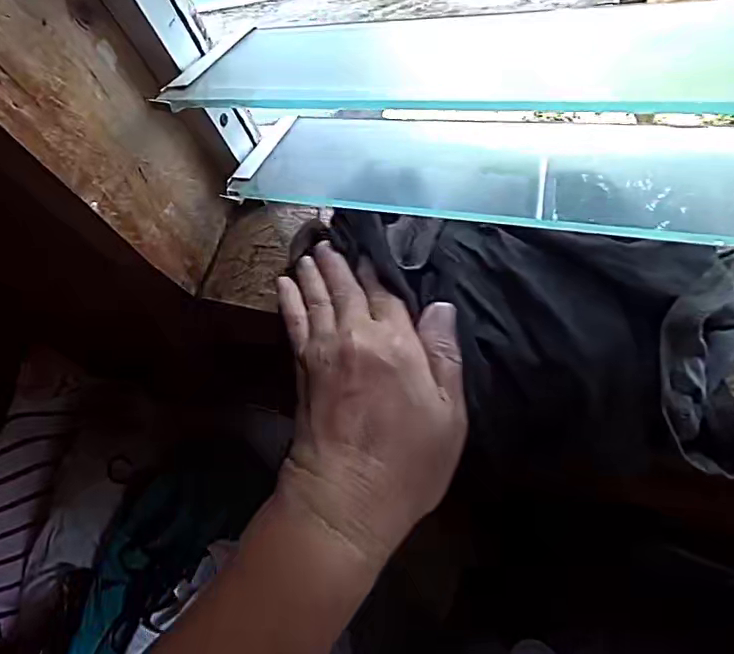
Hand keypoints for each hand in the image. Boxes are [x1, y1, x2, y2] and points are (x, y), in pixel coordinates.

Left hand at [274, 242, 466, 566]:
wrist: (344, 499)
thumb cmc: (408, 463)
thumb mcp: (449, 416)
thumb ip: (443, 355)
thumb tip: (440, 306)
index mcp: (396, 342)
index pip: (386, 291)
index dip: (378, 268)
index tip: (371, 246)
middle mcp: (356, 335)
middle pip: (347, 285)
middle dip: (339, 259)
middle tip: (330, 234)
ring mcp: (323, 348)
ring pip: (318, 296)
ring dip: (312, 271)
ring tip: (310, 250)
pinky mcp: (301, 365)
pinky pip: (294, 320)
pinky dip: (289, 299)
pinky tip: (284, 282)